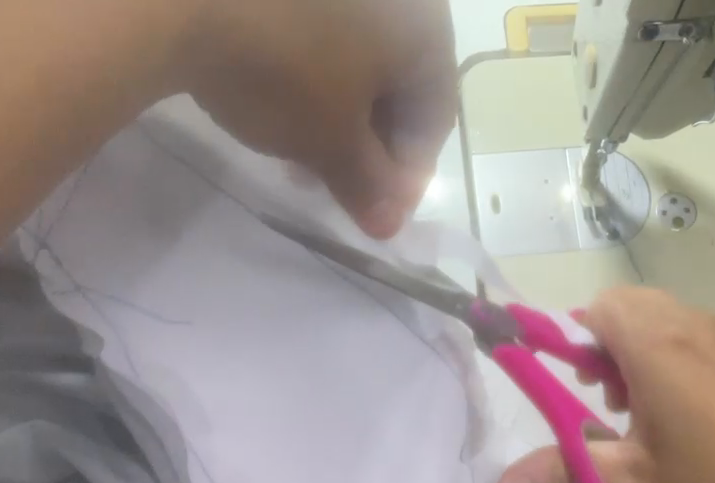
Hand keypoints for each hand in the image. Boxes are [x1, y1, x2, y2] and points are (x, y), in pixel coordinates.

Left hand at [183, 0, 456, 239]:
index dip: (408, 175)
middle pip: (397, 84)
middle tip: (339, 190)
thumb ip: (369, 188)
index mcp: (422, 24)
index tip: (377, 213)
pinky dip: (312, 76)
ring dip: (339, 117)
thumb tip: (388, 227)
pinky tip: (280, 106)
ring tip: (302, 156)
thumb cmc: (284, 73)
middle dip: (370, 147)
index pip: (434, 115)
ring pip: (357, 59)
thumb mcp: (332, 144)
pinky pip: (320, 32)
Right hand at [496, 288, 714, 482]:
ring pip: (675, 323)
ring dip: (651, 356)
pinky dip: (691, 363)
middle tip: (618, 406)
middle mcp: (697, 323)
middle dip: (614, 347)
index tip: (586, 389)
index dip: (581, 340)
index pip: (601, 306)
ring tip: (661, 419)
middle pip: (637, 308)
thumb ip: (561, 469)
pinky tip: (708, 422)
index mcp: (656, 344)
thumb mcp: (631, 476)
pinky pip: (712, 340)